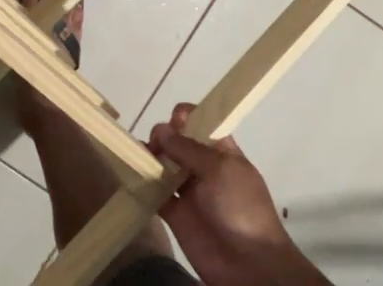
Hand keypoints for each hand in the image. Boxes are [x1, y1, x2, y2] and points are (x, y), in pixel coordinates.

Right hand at [148, 104, 324, 285]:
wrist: (250, 265)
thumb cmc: (242, 207)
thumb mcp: (220, 169)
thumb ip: (188, 148)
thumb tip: (161, 128)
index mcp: (221, 151)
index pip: (201, 123)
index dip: (185, 117)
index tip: (173, 120)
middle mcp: (203, 167)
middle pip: (177, 141)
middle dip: (163, 136)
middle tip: (156, 144)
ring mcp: (188, 190)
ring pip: (163, 164)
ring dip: (150, 156)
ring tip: (140, 156)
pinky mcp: (174, 214)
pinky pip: (155, 193)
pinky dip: (143, 183)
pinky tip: (132, 174)